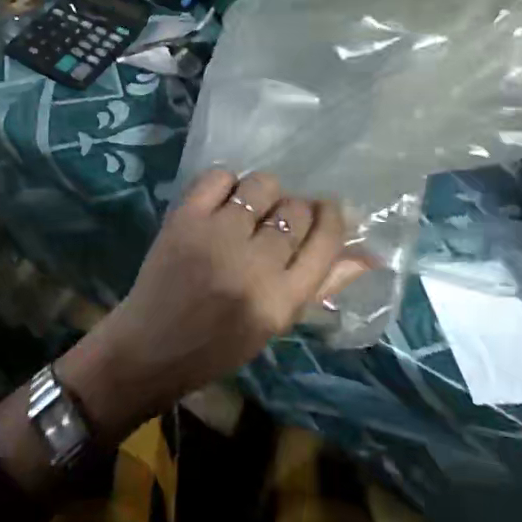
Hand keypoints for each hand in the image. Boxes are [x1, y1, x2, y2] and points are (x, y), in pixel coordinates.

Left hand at [0, 170, 351, 491]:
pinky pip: (218, 177)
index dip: (332, 218)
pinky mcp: (184, 219)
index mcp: (282, 299)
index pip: (326, 241)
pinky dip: (226, 182)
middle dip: (294, 210)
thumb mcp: (276, 323)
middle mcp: (254, 264)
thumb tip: (368, 255)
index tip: (329, 209)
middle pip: (294, 211)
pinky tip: (224, 199)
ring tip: (252, 208)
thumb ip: (320, 285)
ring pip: (260, 187)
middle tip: (280, 219)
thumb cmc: (219, 344)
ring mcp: (217, 237)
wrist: (153, 345)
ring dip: (263, 193)